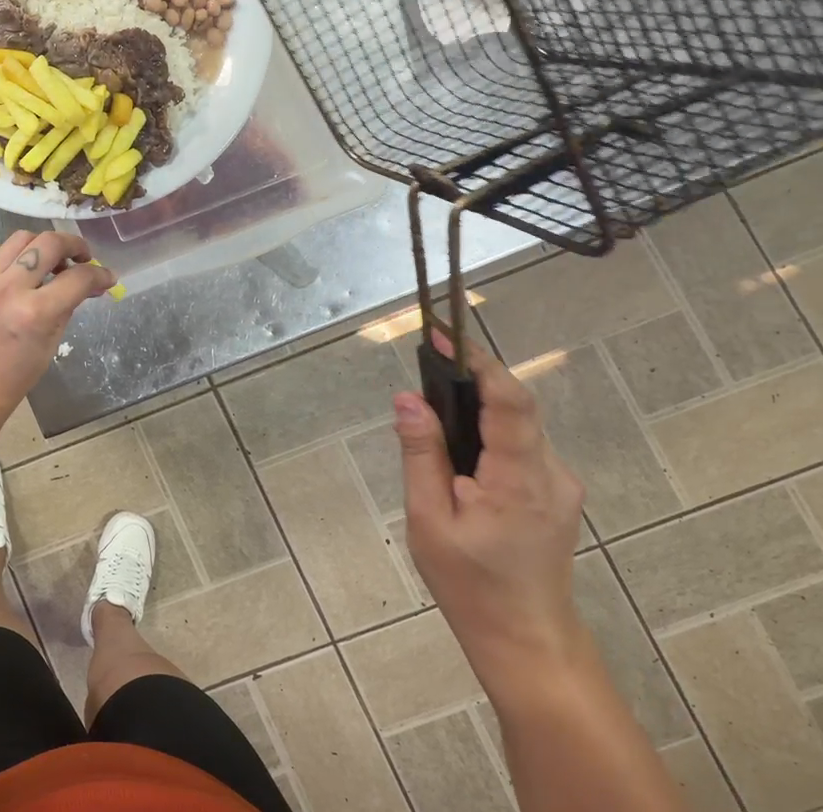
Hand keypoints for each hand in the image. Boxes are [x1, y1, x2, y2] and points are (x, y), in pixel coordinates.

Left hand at [0, 230, 114, 422]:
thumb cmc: (14, 376)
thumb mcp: (51, 343)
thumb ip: (69, 306)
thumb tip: (88, 284)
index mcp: (34, 313)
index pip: (77, 278)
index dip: (100, 275)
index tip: (107, 277)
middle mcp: (8, 289)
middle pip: (48, 242)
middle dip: (74, 244)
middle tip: (82, 258)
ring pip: (21, 239)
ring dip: (44, 245)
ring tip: (54, 263)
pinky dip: (18, 260)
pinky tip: (25, 278)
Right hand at [396, 329, 588, 684]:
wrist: (524, 634)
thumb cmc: (468, 581)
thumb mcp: (429, 518)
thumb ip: (421, 454)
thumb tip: (408, 399)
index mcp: (521, 479)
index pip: (510, 403)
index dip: (478, 364)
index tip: (442, 335)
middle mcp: (552, 473)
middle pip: (514, 410)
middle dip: (470, 384)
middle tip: (423, 371)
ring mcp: (559, 484)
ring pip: (516, 429)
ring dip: (476, 412)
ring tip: (429, 417)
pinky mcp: (555, 494)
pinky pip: (519, 448)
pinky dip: (486, 436)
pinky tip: (455, 457)